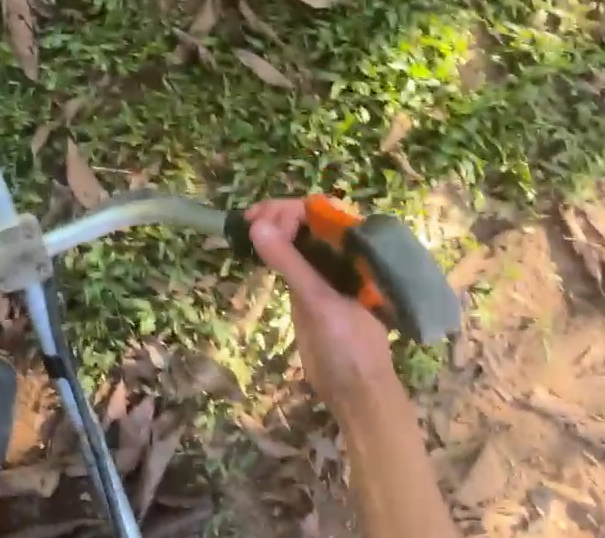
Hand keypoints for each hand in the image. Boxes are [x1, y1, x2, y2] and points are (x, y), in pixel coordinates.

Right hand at [246, 199, 397, 404]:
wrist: (355, 395)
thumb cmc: (349, 347)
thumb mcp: (319, 302)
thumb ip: (290, 263)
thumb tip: (255, 226)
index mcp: (359, 254)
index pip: (324, 214)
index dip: (293, 210)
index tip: (263, 218)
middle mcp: (343, 257)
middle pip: (308, 221)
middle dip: (278, 215)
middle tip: (249, 220)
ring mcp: (325, 272)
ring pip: (296, 237)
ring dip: (271, 228)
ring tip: (245, 227)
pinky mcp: (308, 288)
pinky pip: (289, 257)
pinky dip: (271, 248)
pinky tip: (253, 245)